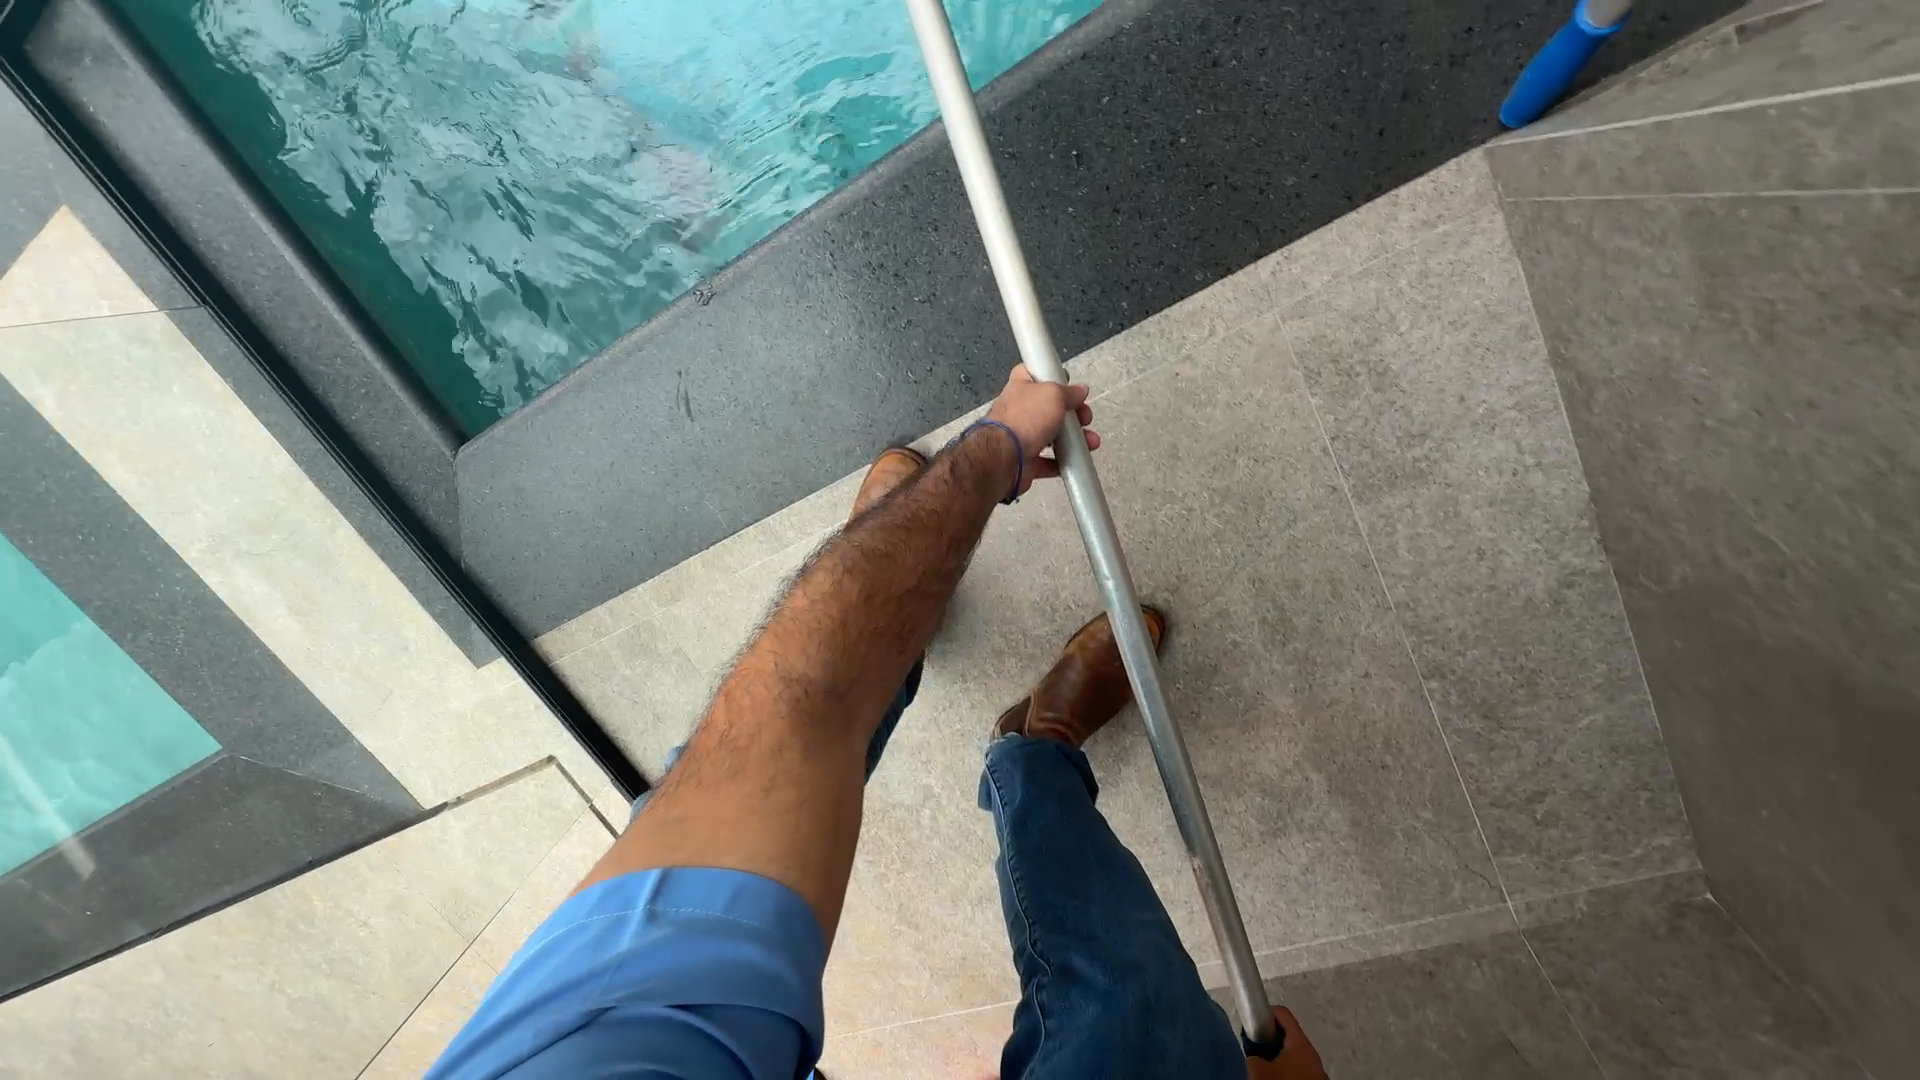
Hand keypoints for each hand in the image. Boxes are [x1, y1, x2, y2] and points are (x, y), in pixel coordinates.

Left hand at [982, 364, 1099, 497]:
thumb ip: (1069, 392)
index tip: (1068, 383)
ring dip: (1073, 439)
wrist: (1004, 458)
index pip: (1033, 374)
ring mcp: (1022, 437)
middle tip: (1084, 418)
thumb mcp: (1053, 394)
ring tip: (1090, 441)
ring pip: (1052, 436)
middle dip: (1072, 413)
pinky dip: (1063, 462)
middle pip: (1050, 408)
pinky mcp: (1026, 461)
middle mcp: (1020, 411)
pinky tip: (1076, 460)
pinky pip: (1049, 461)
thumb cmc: (1024, 419)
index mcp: (1021, 388)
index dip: (1051, 375)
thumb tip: (1080, 390)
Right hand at [1246, 1008, 1327, 1079]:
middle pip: (1287, 1034)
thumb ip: (1253, 1053)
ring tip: (1264, 1067)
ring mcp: (1316, 1072)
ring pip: (1292, 1054)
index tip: (1253, 1023)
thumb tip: (1253, 1054)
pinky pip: (1297, 1070)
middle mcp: (1312, 1054)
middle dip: (1269, 1039)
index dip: (1265, 1013)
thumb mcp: (1258, 1069)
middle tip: (1255, 1048)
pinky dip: (1284, 1071)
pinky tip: (1274, 1078)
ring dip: (1276, 1057)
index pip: (1282, 1013)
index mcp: (1301, 1043)